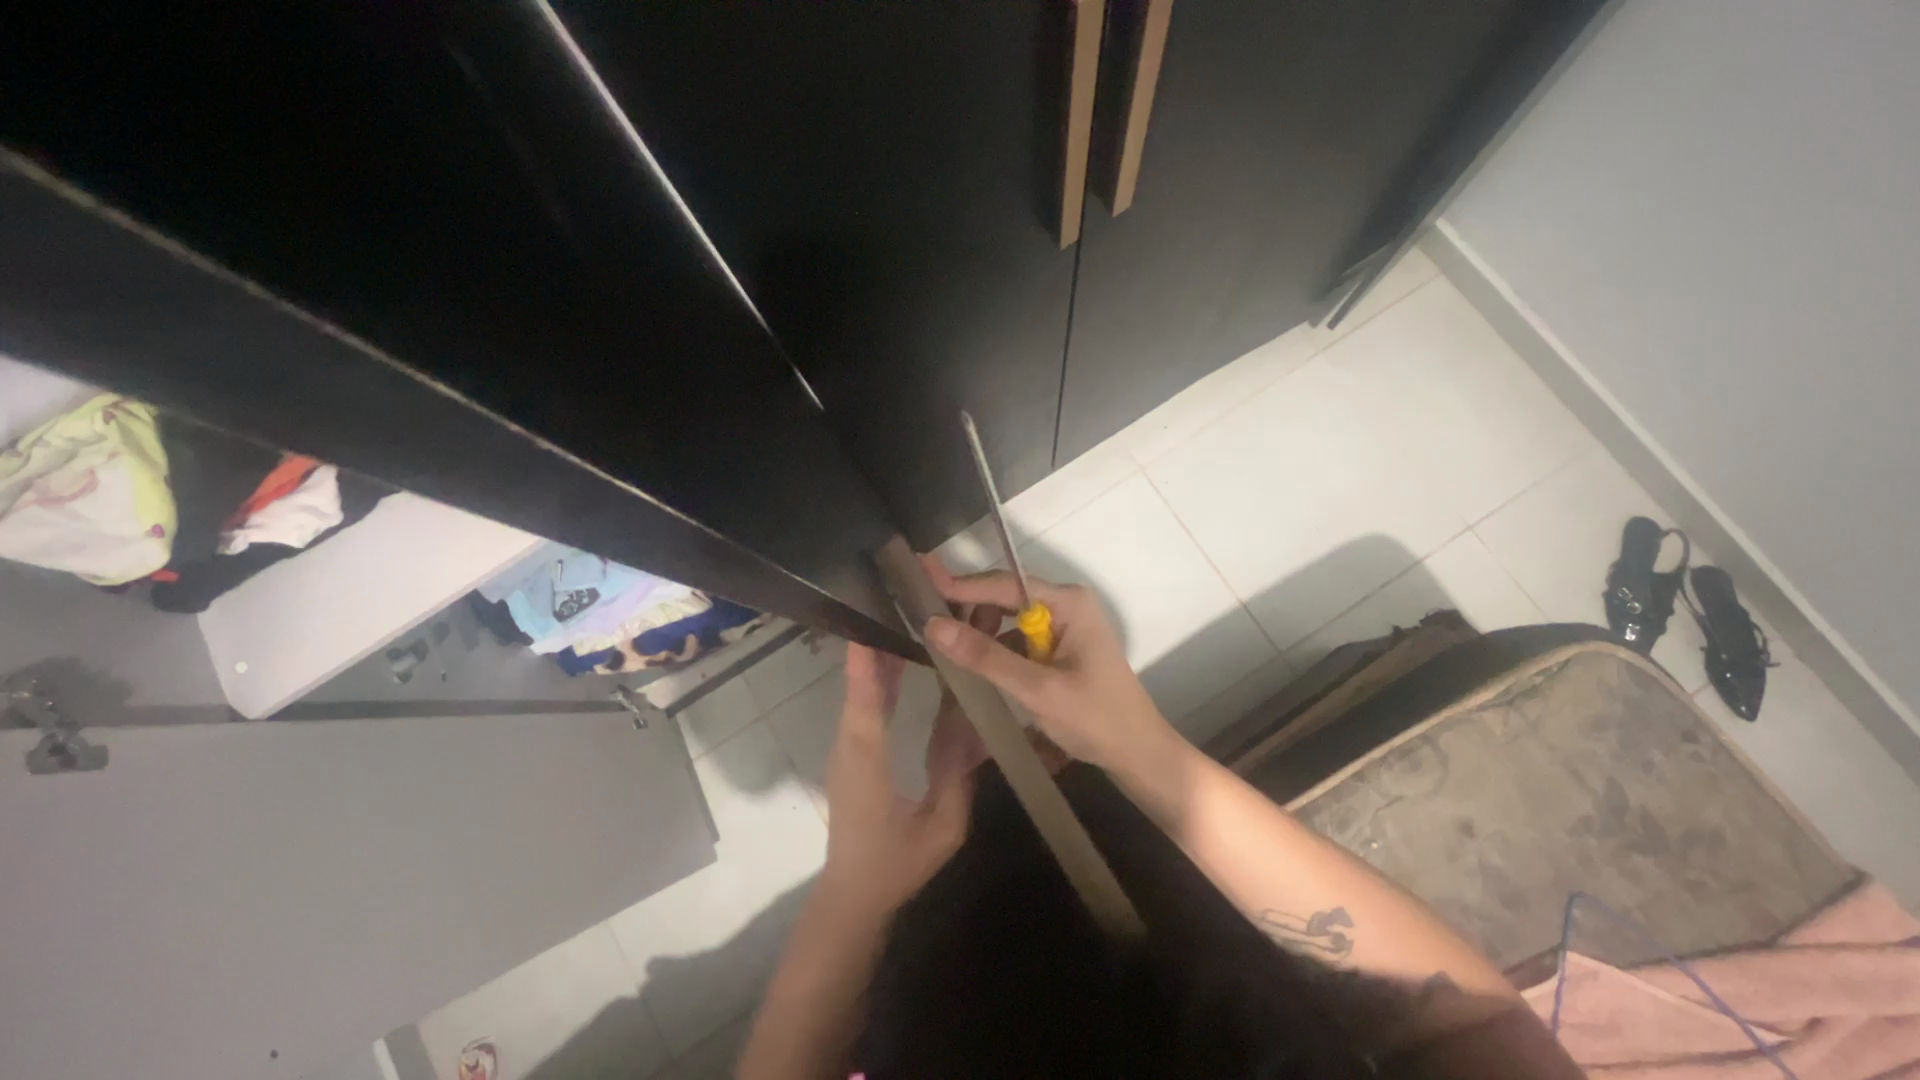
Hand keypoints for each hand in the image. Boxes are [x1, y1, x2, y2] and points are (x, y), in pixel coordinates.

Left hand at [817, 643, 975, 918]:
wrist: (852, 895)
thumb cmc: (896, 865)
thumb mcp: (942, 828)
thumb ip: (957, 777)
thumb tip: (974, 729)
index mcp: (868, 768)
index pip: (865, 711)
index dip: (866, 670)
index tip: (867, 630)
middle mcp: (850, 752)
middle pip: (859, 693)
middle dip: (875, 651)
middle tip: (901, 608)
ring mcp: (846, 753)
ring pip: (858, 698)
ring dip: (877, 663)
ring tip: (903, 625)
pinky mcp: (851, 757)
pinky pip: (862, 711)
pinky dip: (877, 683)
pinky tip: (897, 665)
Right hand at [920, 561, 1180, 774]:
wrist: (1138, 754)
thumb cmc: (1095, 719)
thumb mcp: (1036, 689)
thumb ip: (985, 657)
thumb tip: (932, 625)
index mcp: (1068, 602)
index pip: (1004, 585)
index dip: (960, 586)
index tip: (920, 582)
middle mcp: (1065, 605)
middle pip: (1003, 597)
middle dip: (968, 612)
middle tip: (927, 628)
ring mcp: (1063, 626)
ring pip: (1006, 620)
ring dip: (980, 634)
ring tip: (948, 654)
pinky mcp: (1059, 648)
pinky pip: (1017, 639)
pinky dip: (994, 651)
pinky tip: (974, 668)